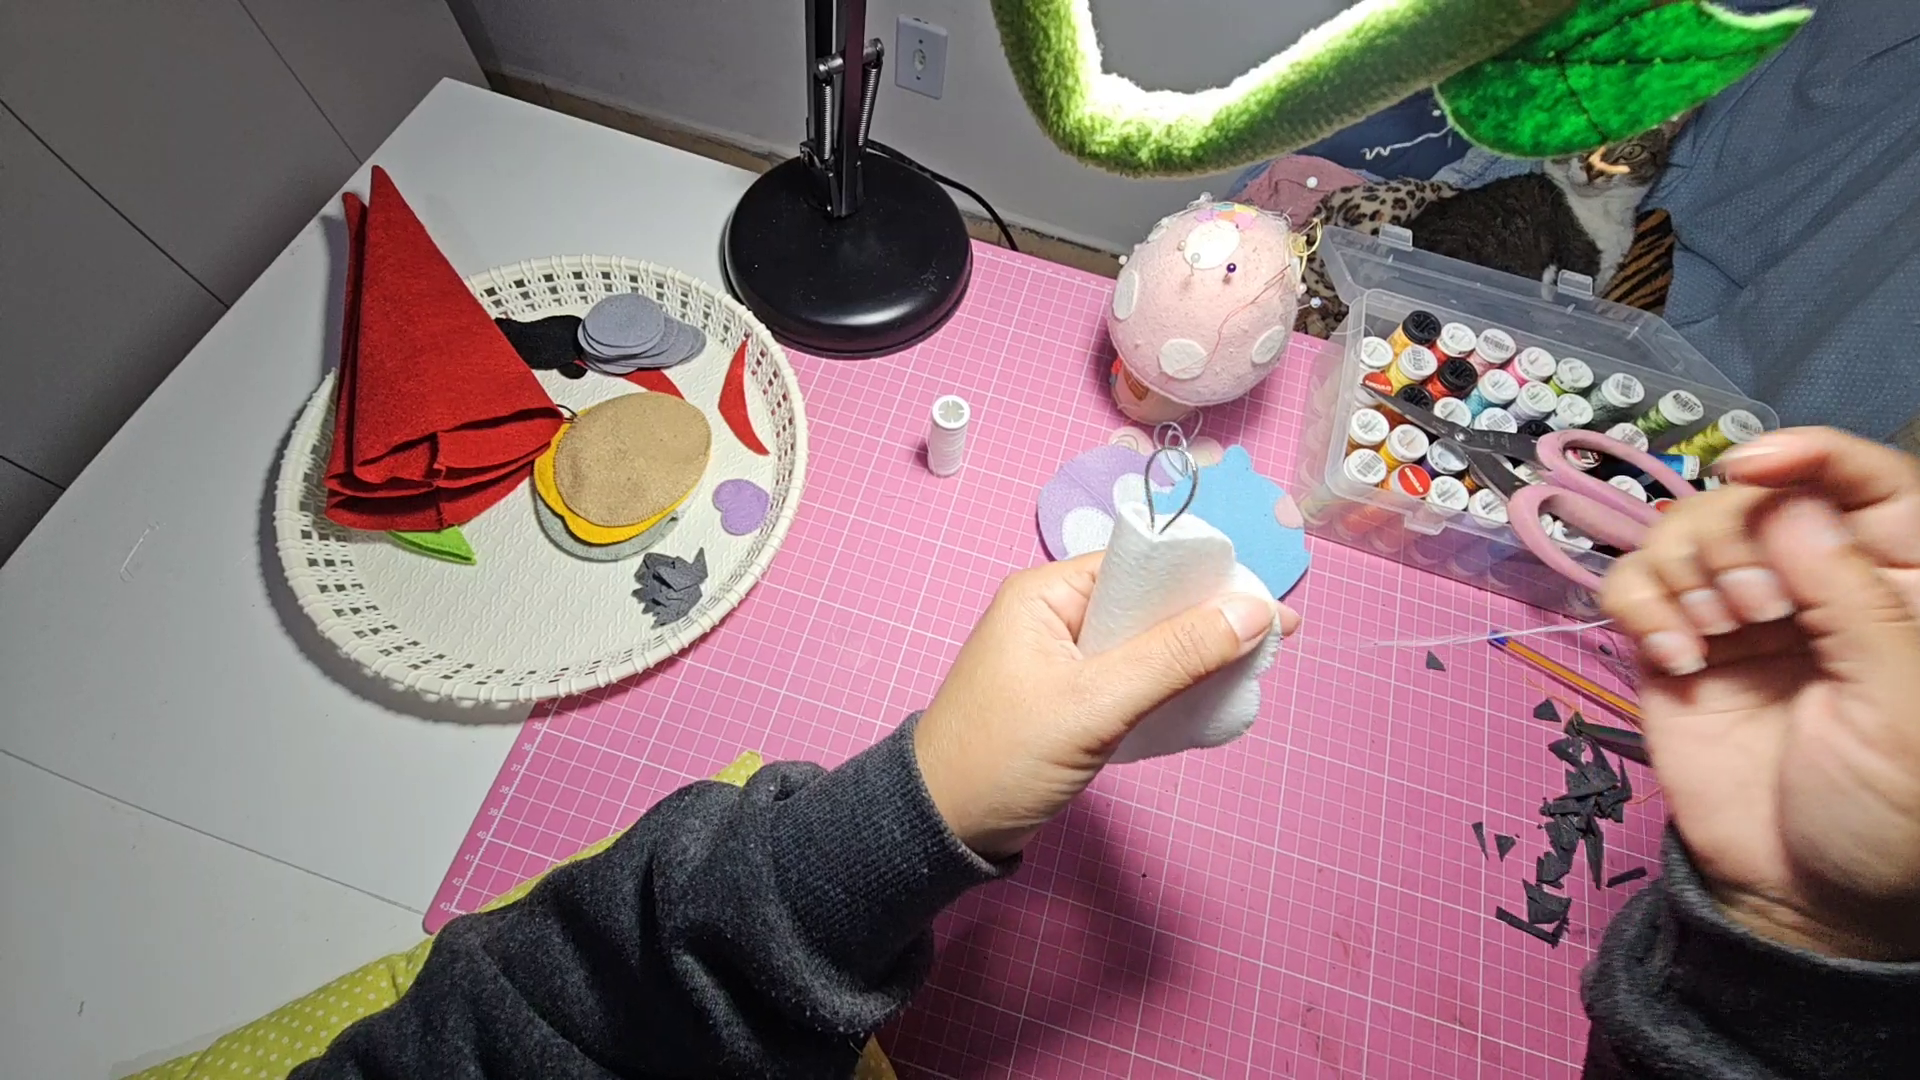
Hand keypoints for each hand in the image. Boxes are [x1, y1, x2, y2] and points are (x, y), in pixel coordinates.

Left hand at [913, 553, 1299, 858]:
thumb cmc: (1006, 755)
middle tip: (1275, 639)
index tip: (1266, 602)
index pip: (1138, 564)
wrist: (945, 823)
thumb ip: (1173, 656)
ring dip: (1191, 651)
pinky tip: (1207, 692)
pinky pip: (1129, 671)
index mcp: (1047, 592)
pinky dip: (1167, 680)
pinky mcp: (1068, 690)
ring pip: (1142, 638)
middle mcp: (1054, 611)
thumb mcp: (1094, 704)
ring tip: (1252, 665)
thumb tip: (1252, 609)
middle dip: (1206, 617)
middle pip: (1145, 600)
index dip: (1202, 578)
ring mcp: (1060, 652)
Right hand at [1600, 428, 1919, 958]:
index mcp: (1899, 589)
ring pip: (1673, 535)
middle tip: (1747, 614)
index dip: (1813, 457)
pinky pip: (1626, 585)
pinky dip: (1636, 610)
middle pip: (1744, 502)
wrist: (1796, 880)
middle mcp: (1809, 585)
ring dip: (1678, 578)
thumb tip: (1788, 507)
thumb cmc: (1890, 808)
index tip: (1752, 464)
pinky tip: (1670, 658)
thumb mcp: (1904, 709)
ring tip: (1704, 641)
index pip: (1868, 488)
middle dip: (1728, 544)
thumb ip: (1855, 604)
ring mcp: (1729, 611)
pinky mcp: (1664, 637)